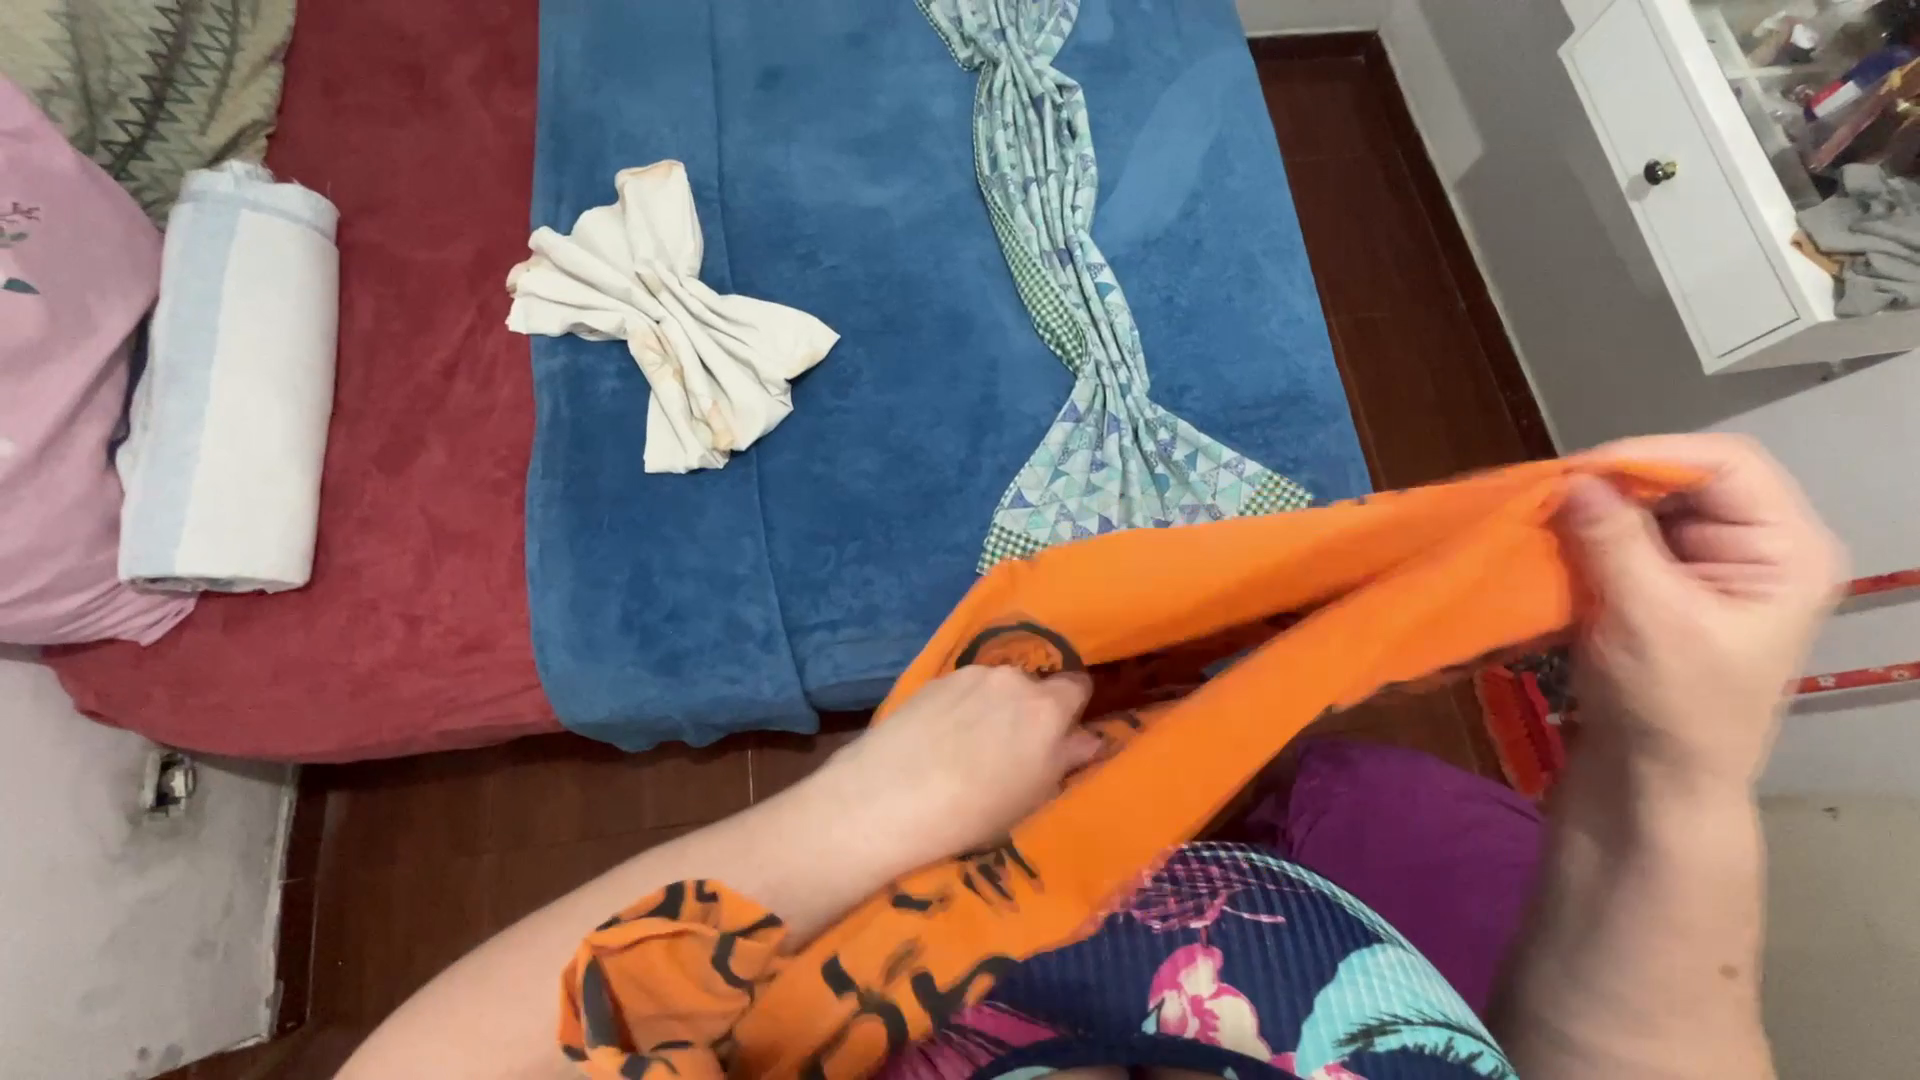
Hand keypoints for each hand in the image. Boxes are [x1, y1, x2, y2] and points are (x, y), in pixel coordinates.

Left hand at [807, 666, 1101, 868]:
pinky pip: (962, 689)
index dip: (1072, 712)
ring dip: (993, 706)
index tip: (1060, 737)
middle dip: (1030, 710)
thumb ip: (1067, 758)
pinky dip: (961, 706)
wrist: (888, 797)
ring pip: (996, 686)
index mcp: (1047, 707)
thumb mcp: (1034, 796)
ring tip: (969, 746)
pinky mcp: (932, 680)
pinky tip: (940, 739)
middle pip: (1034, 685)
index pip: (1079, 686)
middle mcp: (1012, 678)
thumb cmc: (974, 811)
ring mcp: (969, 675)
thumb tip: (1090, 738)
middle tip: (1011, 750)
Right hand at [1556, 435, 1844, 791]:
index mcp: (1784, 551)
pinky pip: (1625, 535)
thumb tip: (1572, 479)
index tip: (1574, 474)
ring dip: (1594, 508)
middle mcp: (1755, 546)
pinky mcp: (1665, 582)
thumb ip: (1612, 542)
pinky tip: (1553, 541)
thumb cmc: (1670, 704)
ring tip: (1542, 516)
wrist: (1654, 773)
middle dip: (1614, 481)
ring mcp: (1708, 564)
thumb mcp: (1644, 617)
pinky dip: (1586, 533)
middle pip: (1686, 479)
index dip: (1649, 456)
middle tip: (1548, 494)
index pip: (1726, 464)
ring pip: (1649, 505)